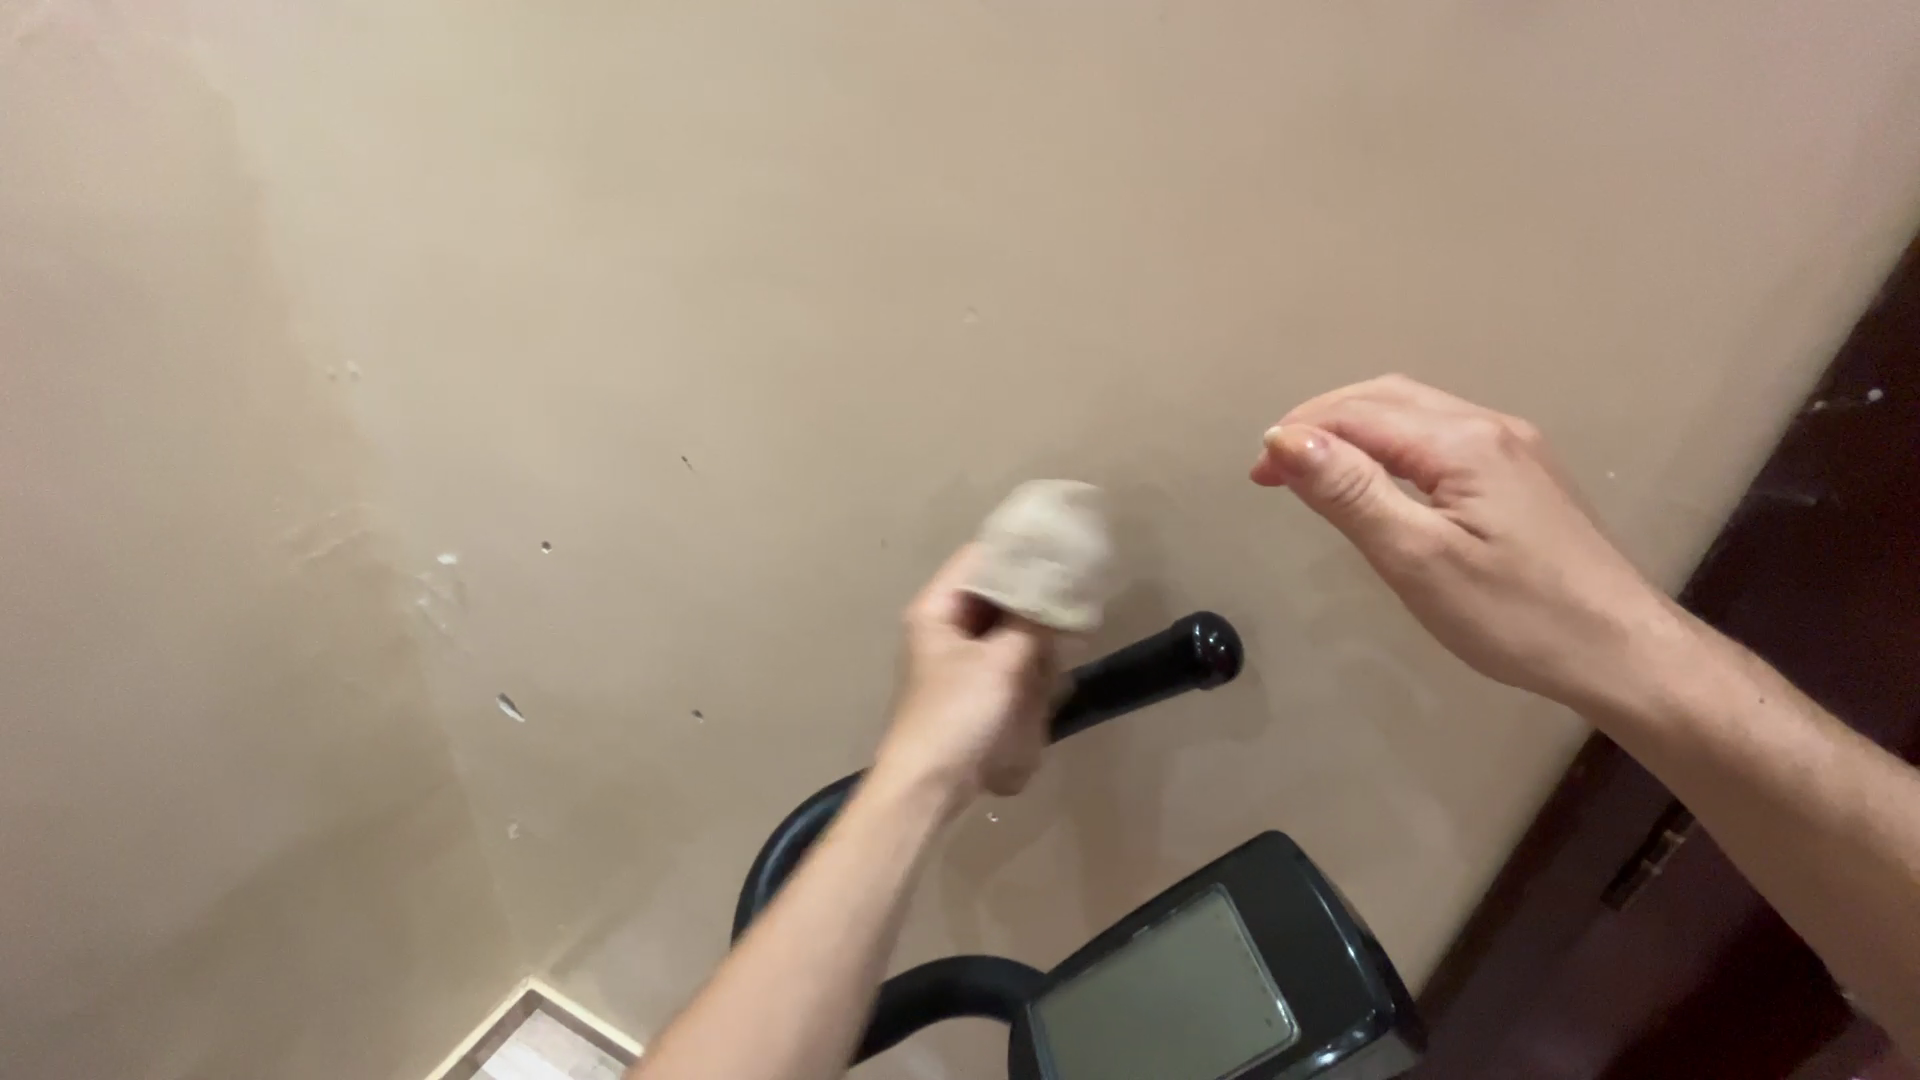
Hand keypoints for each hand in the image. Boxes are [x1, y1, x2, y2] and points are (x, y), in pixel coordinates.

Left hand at [875, 545, 1057, 803]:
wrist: (928, 785)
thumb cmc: (956, 715)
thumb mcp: (1000, 664)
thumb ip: (1031, 624)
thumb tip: (1060, 590)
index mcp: (936, 609)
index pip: (978, 559)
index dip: (1017, 553)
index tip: (1059, 552)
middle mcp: (942, 626)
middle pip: (993, 595)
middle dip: (1031, 602)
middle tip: (1072, 601)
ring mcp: (955, 658)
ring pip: (1003, 629)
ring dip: (1031, 636)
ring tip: (1066, 637)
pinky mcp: (969, 687)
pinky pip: (1003, 659)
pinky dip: (1025, 662)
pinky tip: (1050, 671)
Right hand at [1251, 375, 1678, 711]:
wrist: (1621, 654)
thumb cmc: (1512, 614)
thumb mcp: (1416, 557)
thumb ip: (1349, 492)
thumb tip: (1284, 439)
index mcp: (1461, 442)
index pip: (1356, 414)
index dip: (1296, 435)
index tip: (1256, 478)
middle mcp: (1488, 427)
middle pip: (1383, 397)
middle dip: (1318, 421)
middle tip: (1275, 469)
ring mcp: (1511, 448)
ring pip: (1410, 411)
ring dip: (1350, 428)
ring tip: (1310, 469)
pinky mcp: (1519, 473)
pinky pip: (1434, 435)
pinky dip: (1383, 443)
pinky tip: (1372, 476)